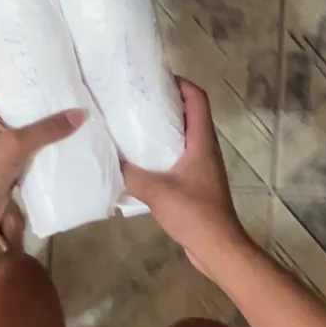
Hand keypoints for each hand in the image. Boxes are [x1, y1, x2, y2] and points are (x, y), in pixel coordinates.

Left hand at [0, 73, 84, 244]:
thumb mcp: (14, 144)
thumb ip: (47, 129)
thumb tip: (81, 113)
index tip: (11, 60)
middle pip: (0, 107)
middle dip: (21, 95)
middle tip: (50, 80)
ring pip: (17, 132)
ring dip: (35, 124)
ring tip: (64, 106)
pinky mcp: (6, 174)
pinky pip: (27, 156)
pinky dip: (42, 150)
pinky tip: (64, 143)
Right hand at [121, 79, 254, 278]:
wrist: (217, 248)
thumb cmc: (194, 214)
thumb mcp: (156, 191)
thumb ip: (130, 173)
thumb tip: (107, 157)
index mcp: (202, 142)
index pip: (197, 99)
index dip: (181, 83)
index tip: (155, 78)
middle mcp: (205, 149)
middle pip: (190, 114)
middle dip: (166, 103)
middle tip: (136, 100)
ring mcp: (202, 167)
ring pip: (183, 137)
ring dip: (163, 128)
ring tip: (133, 125)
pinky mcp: (196, 183)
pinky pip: (178, 157)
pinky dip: (161, 151)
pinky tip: (139, 159)